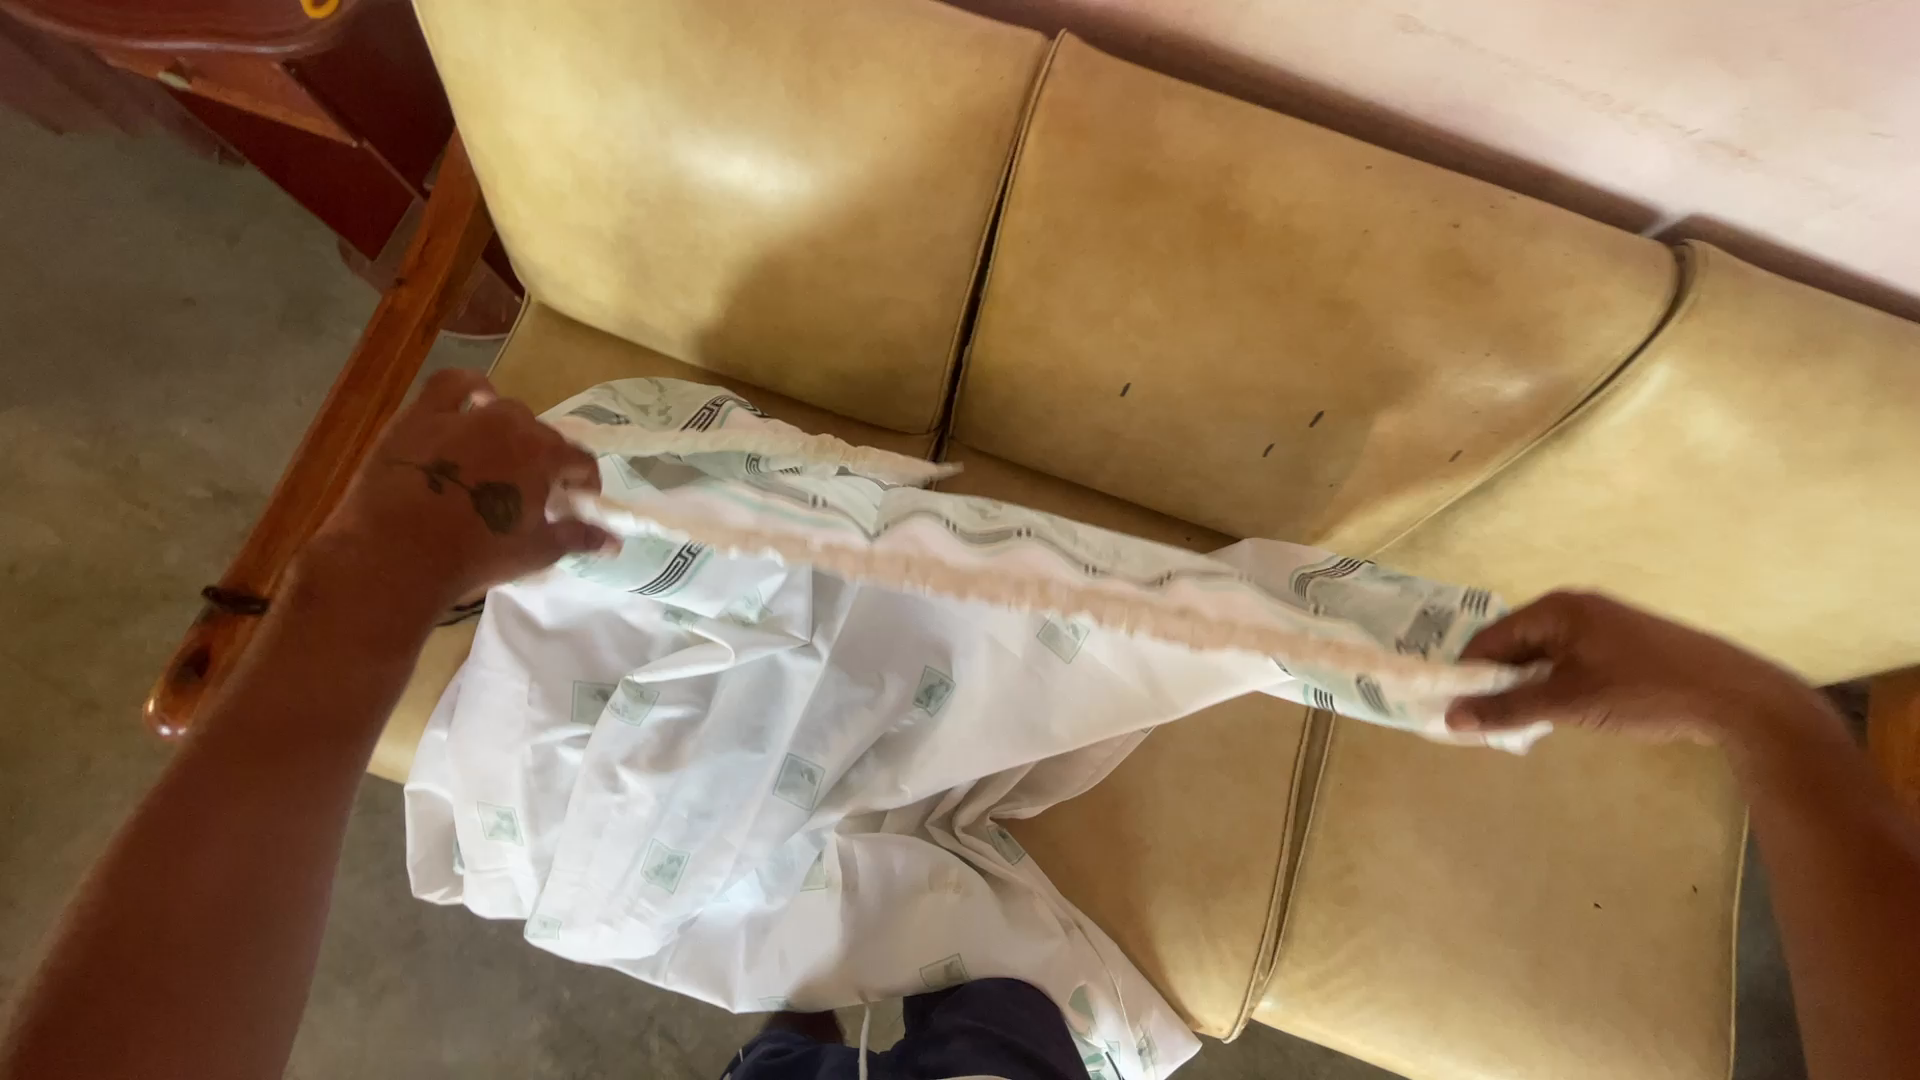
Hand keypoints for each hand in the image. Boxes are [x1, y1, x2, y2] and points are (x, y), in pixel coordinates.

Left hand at [299, 369, 612, 612]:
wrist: (394, 556)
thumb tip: (614, 543)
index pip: (581, 461)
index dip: (584, 483)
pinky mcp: (420, 418)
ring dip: (515, 429)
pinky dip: (470, 387)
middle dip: (548, 459)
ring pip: (505, 410)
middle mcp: (511, 426)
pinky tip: (477, 398)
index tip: (575, 503)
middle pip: (544, 435)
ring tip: (506, 454)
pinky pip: (451, 385)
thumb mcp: (537, 551)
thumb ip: (579, 537)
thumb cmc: (476, 556)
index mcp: (544, 455)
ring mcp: (464, 417)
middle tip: (535, 490)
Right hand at [1445, 591, 1836, 746]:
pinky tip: (1562, 709)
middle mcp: (1573, 606)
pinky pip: (1568, 658)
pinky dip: (1555, 682)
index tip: (1459, 706)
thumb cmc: (1647, 692)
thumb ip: (1507, 709)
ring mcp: (1601, 622)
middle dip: (1498, 681)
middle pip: (1513, 644)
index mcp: (1554, 609)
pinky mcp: (1623, 641)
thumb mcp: (1569, 703)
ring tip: (1525, 718)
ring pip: (1541, 654)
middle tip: (1490, 717)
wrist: (1746, 701)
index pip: (1489, 639)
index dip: (1469, 673)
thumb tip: (1451, 719)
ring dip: (1527, 685)